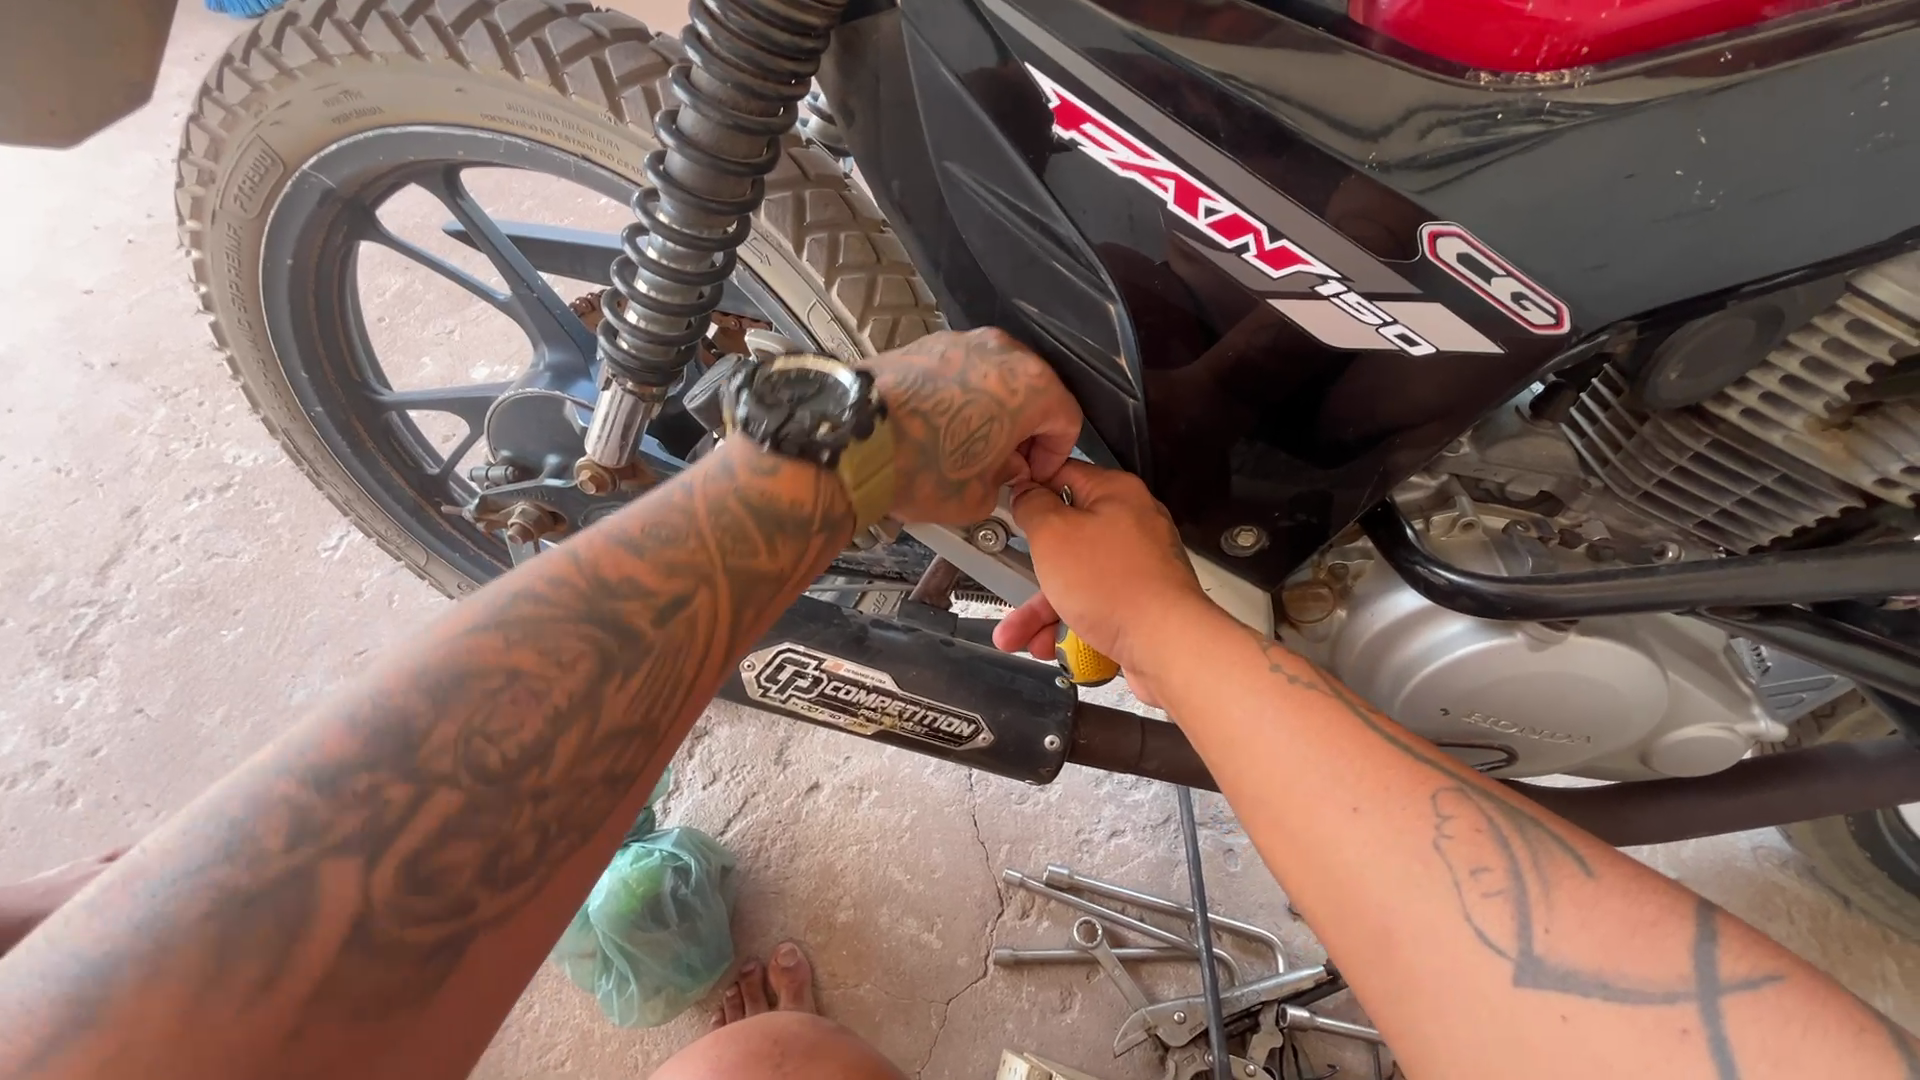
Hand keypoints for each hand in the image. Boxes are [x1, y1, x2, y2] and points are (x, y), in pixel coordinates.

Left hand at [866, 328, 1081, 524]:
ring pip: (996, 378)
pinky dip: (961, 396)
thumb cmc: (919, 466)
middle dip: (1025, 428)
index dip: (1054, 454)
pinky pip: (960, 371)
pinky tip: (941, 427)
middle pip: (1034, 391)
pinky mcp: (927, 344)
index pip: (1067, 419)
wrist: (856, 441)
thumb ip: (1005, 481)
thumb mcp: (978, 498)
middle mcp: (1002, 353)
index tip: (1034, 471)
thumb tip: (999, 473)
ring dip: (994, 410)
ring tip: (970, 446)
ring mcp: (963, 342)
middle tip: (1007, 462)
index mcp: (1032, 386)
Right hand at [991, 461, 1211, 701]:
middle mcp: (1130, 525)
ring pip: (1076, 579)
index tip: (1007, 506)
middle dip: (1031, 568)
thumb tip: (1026, 493)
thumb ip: (1032, 506)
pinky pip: (1094, 605)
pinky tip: (1046, 645)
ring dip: (1042, 608)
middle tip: (1010, 577)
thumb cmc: (1115, 584)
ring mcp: (1136, 565)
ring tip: (1014, 635)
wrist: (1165, 645)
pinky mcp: (1140, 601)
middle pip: (1066, 536)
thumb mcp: (1053, 534)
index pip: (1063, 474)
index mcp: (1115, 494)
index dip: (1030, 488)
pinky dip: (1068, 623)